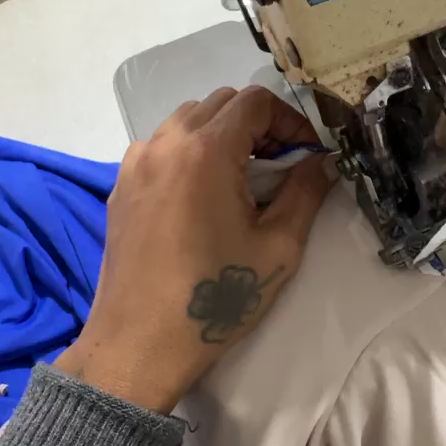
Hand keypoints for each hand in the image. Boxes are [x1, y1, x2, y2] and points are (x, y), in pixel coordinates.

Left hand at [58, 86, 333, 412]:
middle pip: (221, 103)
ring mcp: (137, 163)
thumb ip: (306, 193)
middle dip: (259, 124)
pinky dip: (190, 152)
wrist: (139, 344)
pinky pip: (162, 146)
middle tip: (281, 165)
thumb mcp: (277, 247)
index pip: (256, 101)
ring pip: (188, 120)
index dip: (290, 119)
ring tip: (243, 179)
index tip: (307, 153)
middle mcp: (165, 143)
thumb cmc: (216, 297)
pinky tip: (203, 195)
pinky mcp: (121, 186)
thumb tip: (324, 161)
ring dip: (223, 135)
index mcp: (206, 151)